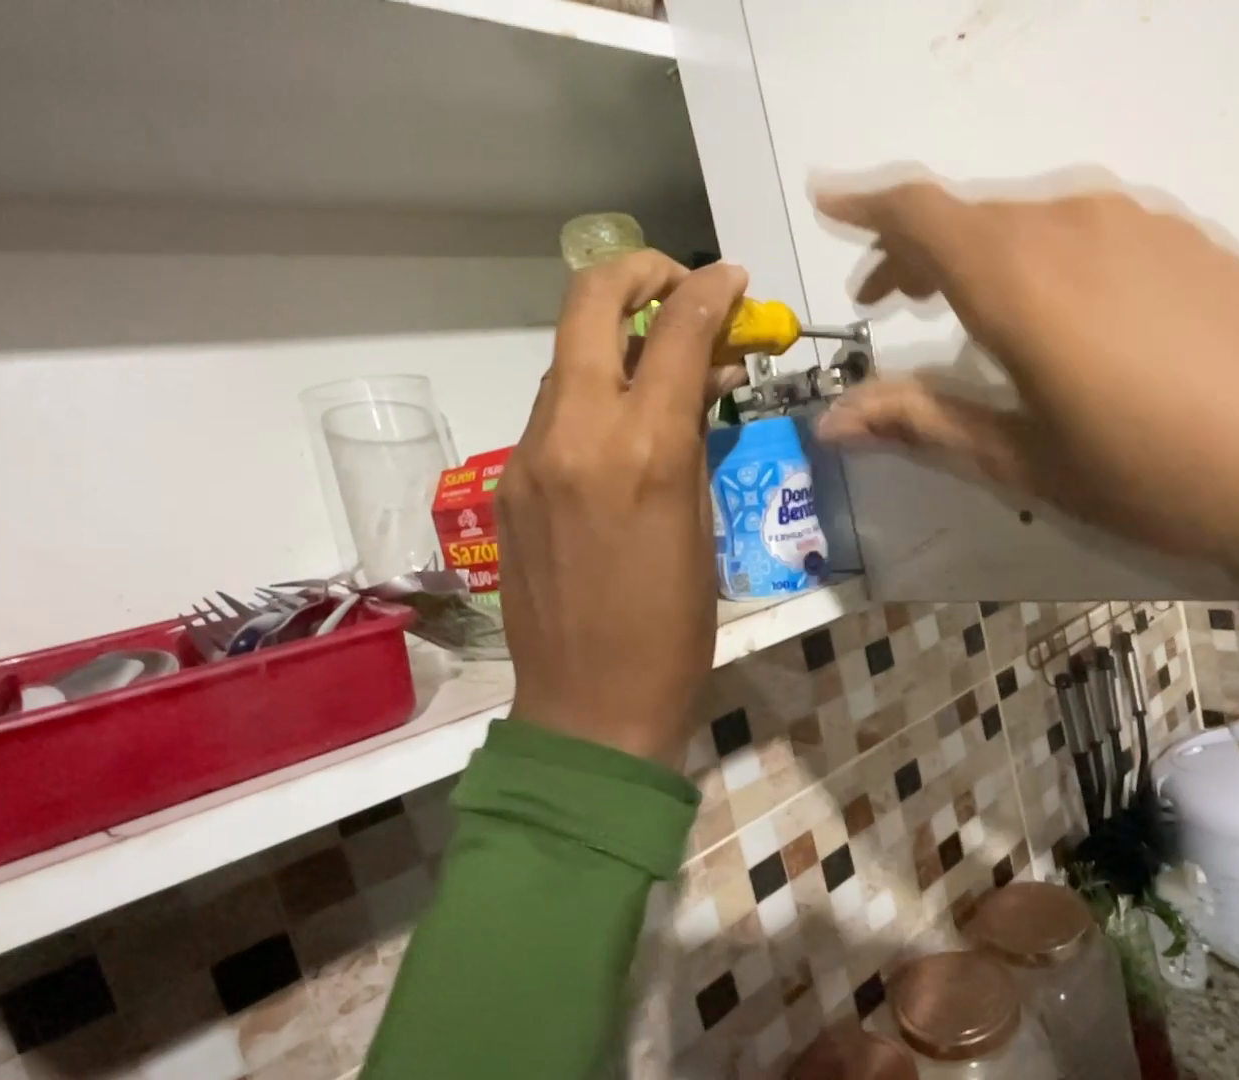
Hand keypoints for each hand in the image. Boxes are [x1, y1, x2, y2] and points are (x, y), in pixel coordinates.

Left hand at [498, 252, 748, 765]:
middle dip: (637, 272)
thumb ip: (695, 438)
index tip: (730, 280)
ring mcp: (529, 455)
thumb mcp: (703, 525)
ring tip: (660, 363)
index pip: (674, 330)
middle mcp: (576, 433)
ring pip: (567, 357)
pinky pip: (552, 412)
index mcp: (643, 450)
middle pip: (589, 303)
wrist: (589, 707)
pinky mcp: (508, 484)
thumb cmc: (674, 630)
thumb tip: (704, 379)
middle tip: (677, 284)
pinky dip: (590, 394)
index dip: (709, 291)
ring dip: (613, 338)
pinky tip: (620, 425)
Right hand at [813, 177, 1238, 573]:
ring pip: (1025, 218)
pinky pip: (1082, 226)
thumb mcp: (1029, 462)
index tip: (825, 205)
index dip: (863, 206)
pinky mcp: (1186, 237)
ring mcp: (1138, 223)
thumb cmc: (1160, 476)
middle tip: (888, 302)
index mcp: (1019, 279)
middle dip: (914, 248)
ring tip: (959, 307)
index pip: (918, 213)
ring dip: (976, 252)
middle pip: (968, 213)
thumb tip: (837, 419)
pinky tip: (1049, 307)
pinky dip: (1035, 253)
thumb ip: (926, 423)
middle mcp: (1072, 225)